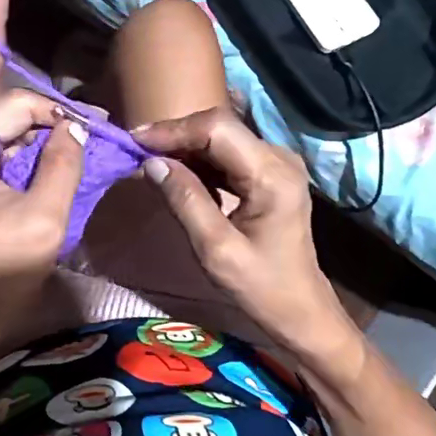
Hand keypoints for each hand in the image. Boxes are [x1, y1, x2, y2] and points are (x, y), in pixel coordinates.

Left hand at [0, 0, 85, 294]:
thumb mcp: (43, 224)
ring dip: (40, 138)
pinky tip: (45, 175)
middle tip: (89, 143)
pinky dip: (27, 150)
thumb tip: (70, 126)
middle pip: (4, 105)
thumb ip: (61, 164)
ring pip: (4, 123)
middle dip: (47, 120)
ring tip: (66, 170)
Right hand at [133, 108, 360, 362]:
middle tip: (136, 150)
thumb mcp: (215, 249)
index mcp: (272, 175)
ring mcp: (276, 163)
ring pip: (220, 136)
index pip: (218, 129)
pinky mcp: (268, 172)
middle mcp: (279, 158)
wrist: (299, 309)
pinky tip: (174, 171)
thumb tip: (151, 163)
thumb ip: (185, 201)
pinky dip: (197, 158)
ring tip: (148, 159)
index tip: (136, 141)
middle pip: (219, 126)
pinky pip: (226, 153)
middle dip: (175, 135)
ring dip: (183, 146)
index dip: (174, 130)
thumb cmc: (260, 286)